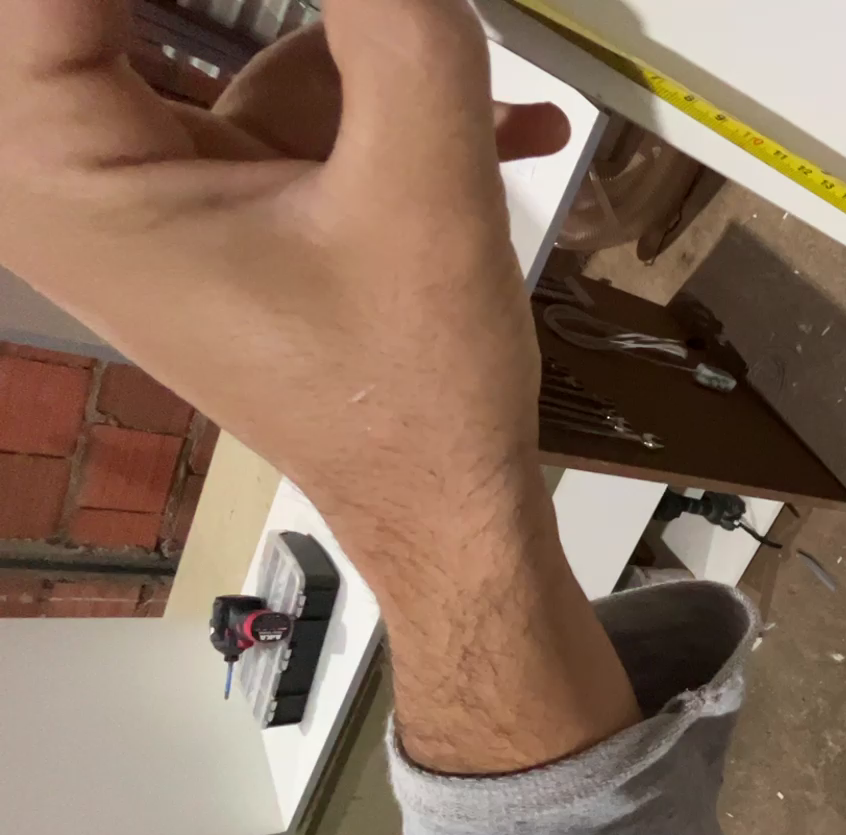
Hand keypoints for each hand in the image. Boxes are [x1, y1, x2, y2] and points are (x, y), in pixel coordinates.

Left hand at [0, 0, 642, 773]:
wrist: (454, 501)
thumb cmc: (422, 385)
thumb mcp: (427, 207)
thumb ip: (408, 44)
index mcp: (48, 153)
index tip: (378, 5)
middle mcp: (76, 159)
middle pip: (166, 14)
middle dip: (332, 23)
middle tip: (417, 23)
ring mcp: (174, 190)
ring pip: (264, 60)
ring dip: (393, 58)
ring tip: (491, 76)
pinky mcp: (257, 218)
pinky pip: (319, 131)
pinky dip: (412, 120)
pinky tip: (525, 130)